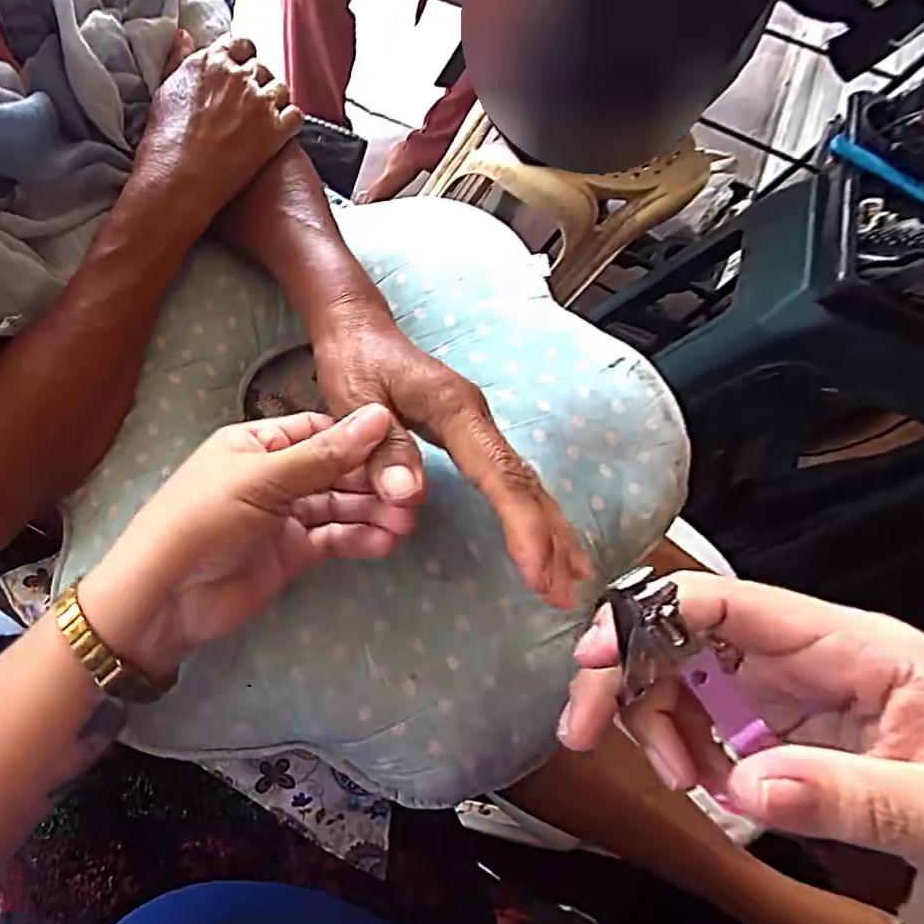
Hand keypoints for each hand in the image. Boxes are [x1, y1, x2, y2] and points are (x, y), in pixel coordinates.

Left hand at [79, 405, 408, 678]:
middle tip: (412, 495)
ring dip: (373, 510)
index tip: (401, 450)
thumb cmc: (205, 517)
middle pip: (333, 468)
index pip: (318, 431)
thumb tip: (378, 415)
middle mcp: (271, 475)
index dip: (359, 439)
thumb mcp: (262, 478)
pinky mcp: (290, 553)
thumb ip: (322, 454)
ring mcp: (281, 515)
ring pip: (338, 504)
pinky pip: (332, 538)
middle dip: (372, 479)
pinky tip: (387, 541)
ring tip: (407, 521)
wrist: (169, 592)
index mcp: (254, 443)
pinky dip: (359, 538)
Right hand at [132, 35, 303, 235]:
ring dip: (271, 103)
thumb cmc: (162, 146)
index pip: (237, 45)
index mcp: (211, 62)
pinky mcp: (275, 131)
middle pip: (259, 68)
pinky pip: (294, 116)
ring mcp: (260, 102)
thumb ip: (179, 62)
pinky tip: (274, 137)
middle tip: (242, 110)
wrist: (175, 186)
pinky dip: (287, 124)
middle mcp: (239, 75)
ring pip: (278, 90)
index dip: (238, 59)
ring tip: (257, 125)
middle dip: (254, 85)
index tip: (234, 75)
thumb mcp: (163, 94)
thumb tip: (184, 35)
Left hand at [314, 308, 590, 608]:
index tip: (538, 571)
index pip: (500, 475)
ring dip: (546, 530)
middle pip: (524, 482)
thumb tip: (407, 496)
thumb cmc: (354, 359)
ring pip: (521, 481)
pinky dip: (523, 511)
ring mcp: (473, 424)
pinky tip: (534, 536)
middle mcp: (474, 418)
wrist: (357, 328)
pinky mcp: (462, 431)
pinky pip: (502, 476)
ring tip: (569, 579)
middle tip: (567, 595)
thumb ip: (381, 446)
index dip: (522, 525)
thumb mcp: (354, 399)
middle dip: (549, 539)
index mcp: (454, 409)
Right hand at [561, 571, 923, 897]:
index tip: (596, 658)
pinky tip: (706, 784)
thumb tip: (748, 785)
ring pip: (667, 678)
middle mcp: (802, 659)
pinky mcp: (767, 729)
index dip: (643, 616)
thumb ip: (864, 799)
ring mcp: (780, 693)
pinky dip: (675, 750)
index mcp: (854, 648)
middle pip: (671, 638)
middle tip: (584, 727)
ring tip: (678, 778)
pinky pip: (689, 721)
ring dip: (646, 723)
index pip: (718, 602)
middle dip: (620, 679)